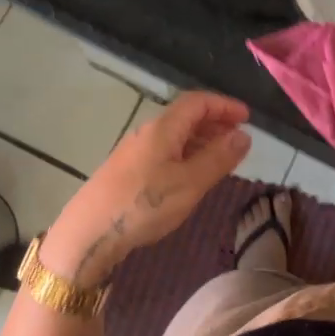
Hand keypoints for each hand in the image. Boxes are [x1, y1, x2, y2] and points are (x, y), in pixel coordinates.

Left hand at [38, 92, 252, 285]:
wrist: (88, 234)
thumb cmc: (143, 205)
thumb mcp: (190, 183)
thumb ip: (218, 158)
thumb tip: (244, 135)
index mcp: (163, 127)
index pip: (198, 102)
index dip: (224, 105)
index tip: (247, 117)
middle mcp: (148, 132)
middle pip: (185, 116)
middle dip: (215, 122)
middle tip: (238, 138)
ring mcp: (134, 151)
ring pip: (175, 135)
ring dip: (201, 140)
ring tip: (221, 157)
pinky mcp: (127, 170)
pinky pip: (164, 151)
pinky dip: (186, 154)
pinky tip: (191, 176)